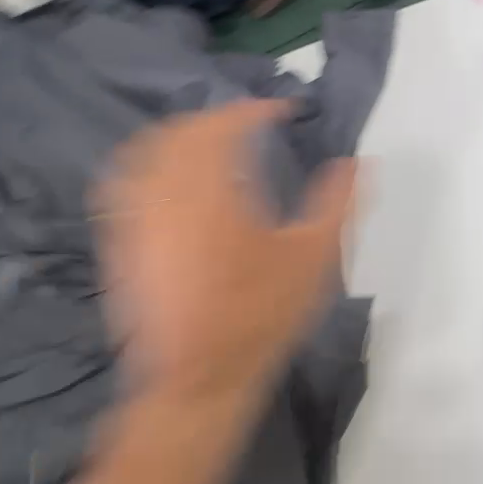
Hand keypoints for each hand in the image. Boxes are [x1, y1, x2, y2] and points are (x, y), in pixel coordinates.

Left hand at [94, 99, 358, 399]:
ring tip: (213, 140)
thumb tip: (358, 162)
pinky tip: (180, 180)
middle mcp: (166, 204)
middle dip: (211, 118)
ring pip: (139, 160)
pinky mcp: (124, 250)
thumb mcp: (320, 253)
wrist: (201, 374)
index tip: (283, 109)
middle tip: (249, 118)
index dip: (252, 110)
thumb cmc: (265, 310)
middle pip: (172, 138)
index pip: (221, 131)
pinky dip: (153, 167)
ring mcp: (137, 227)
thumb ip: (339, 200)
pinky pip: (125, 189)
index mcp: (215, 199)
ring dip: (177, 138)